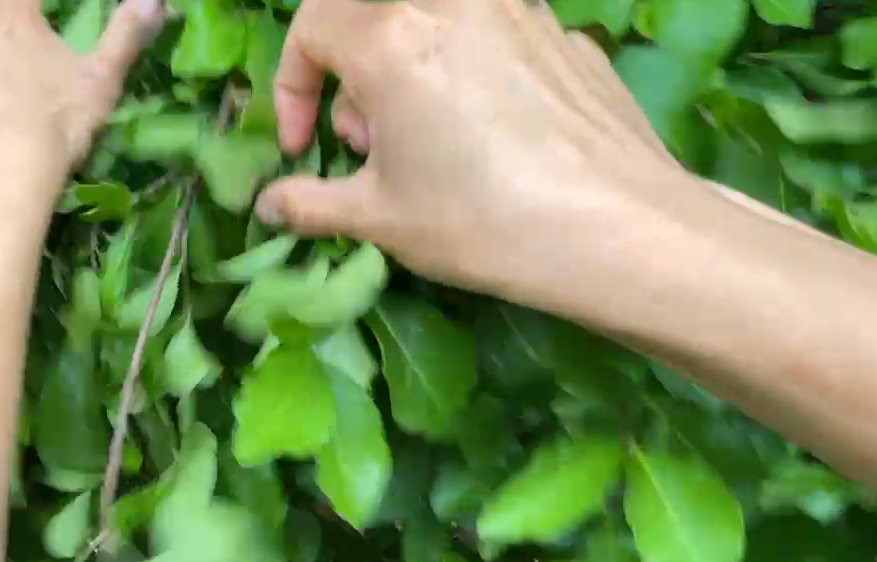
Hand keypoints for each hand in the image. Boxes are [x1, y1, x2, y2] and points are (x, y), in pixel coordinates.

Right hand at [255, 0, 683, 303]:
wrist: (607, 225)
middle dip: (347, 75)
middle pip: (368, 12)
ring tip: (421, 143)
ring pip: (427, 18)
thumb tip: (269, 203)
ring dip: (401, 70)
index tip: (305, 148)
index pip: (312, 25)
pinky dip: (457, 69)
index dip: (292, 87)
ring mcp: (514, 6)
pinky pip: (483, 32)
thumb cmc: (474, 219)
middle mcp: (452, 1)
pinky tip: (480, 135)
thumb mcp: (376, 218)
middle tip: (366, 145)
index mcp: (393, 38)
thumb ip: (309, 202)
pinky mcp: (557, 30)